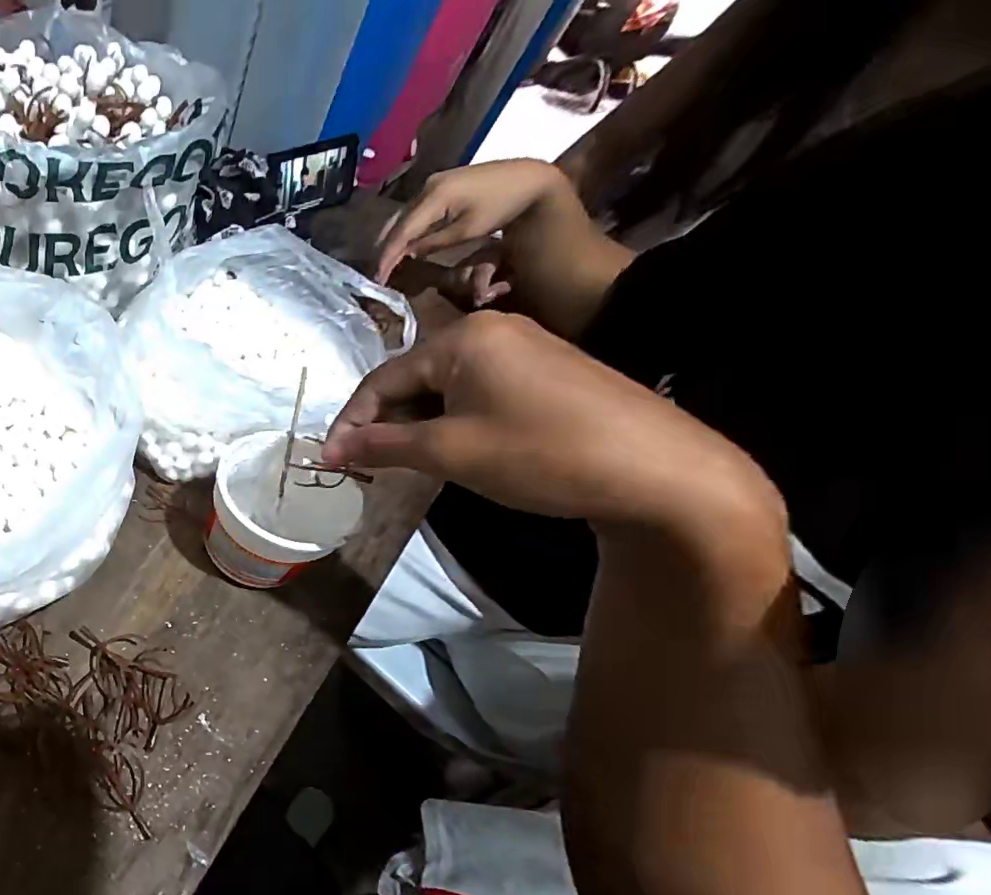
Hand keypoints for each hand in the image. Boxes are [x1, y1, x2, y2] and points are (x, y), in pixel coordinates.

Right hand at [322, 312, 778, 533]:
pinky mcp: (547, 369)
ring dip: (417, 424)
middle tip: (369, 467)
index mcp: (463, 337)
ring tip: (407, 463)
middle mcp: (491, 328)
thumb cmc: (541, 453)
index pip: (382, 378)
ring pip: (444, 386)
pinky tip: (454, 449)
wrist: (661, 471)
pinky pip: (477, 390)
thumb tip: (329, 452)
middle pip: (412, 378)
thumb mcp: (449, 452)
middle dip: (385, 423)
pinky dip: (452, 419)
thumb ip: (382, 446)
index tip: (331, 460)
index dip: (351, 422)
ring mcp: (524, 346)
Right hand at [375, 160, 573, 283]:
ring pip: (403, 216)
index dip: (387, 257)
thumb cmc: (501, 206)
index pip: (401, 232)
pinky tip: (405, 244)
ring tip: (389, 262)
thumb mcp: (466, 231)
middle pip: (396, 223)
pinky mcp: (440, 184)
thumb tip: (406, 254)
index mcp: (433, 196)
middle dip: (386, 250)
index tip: (378, 279)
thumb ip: (431, 243)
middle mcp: (427, 186)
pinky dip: (407, 229)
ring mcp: (433, 183)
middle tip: (380, 274)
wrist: (529, 179)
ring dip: (395, 240)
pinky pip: (415, 210)